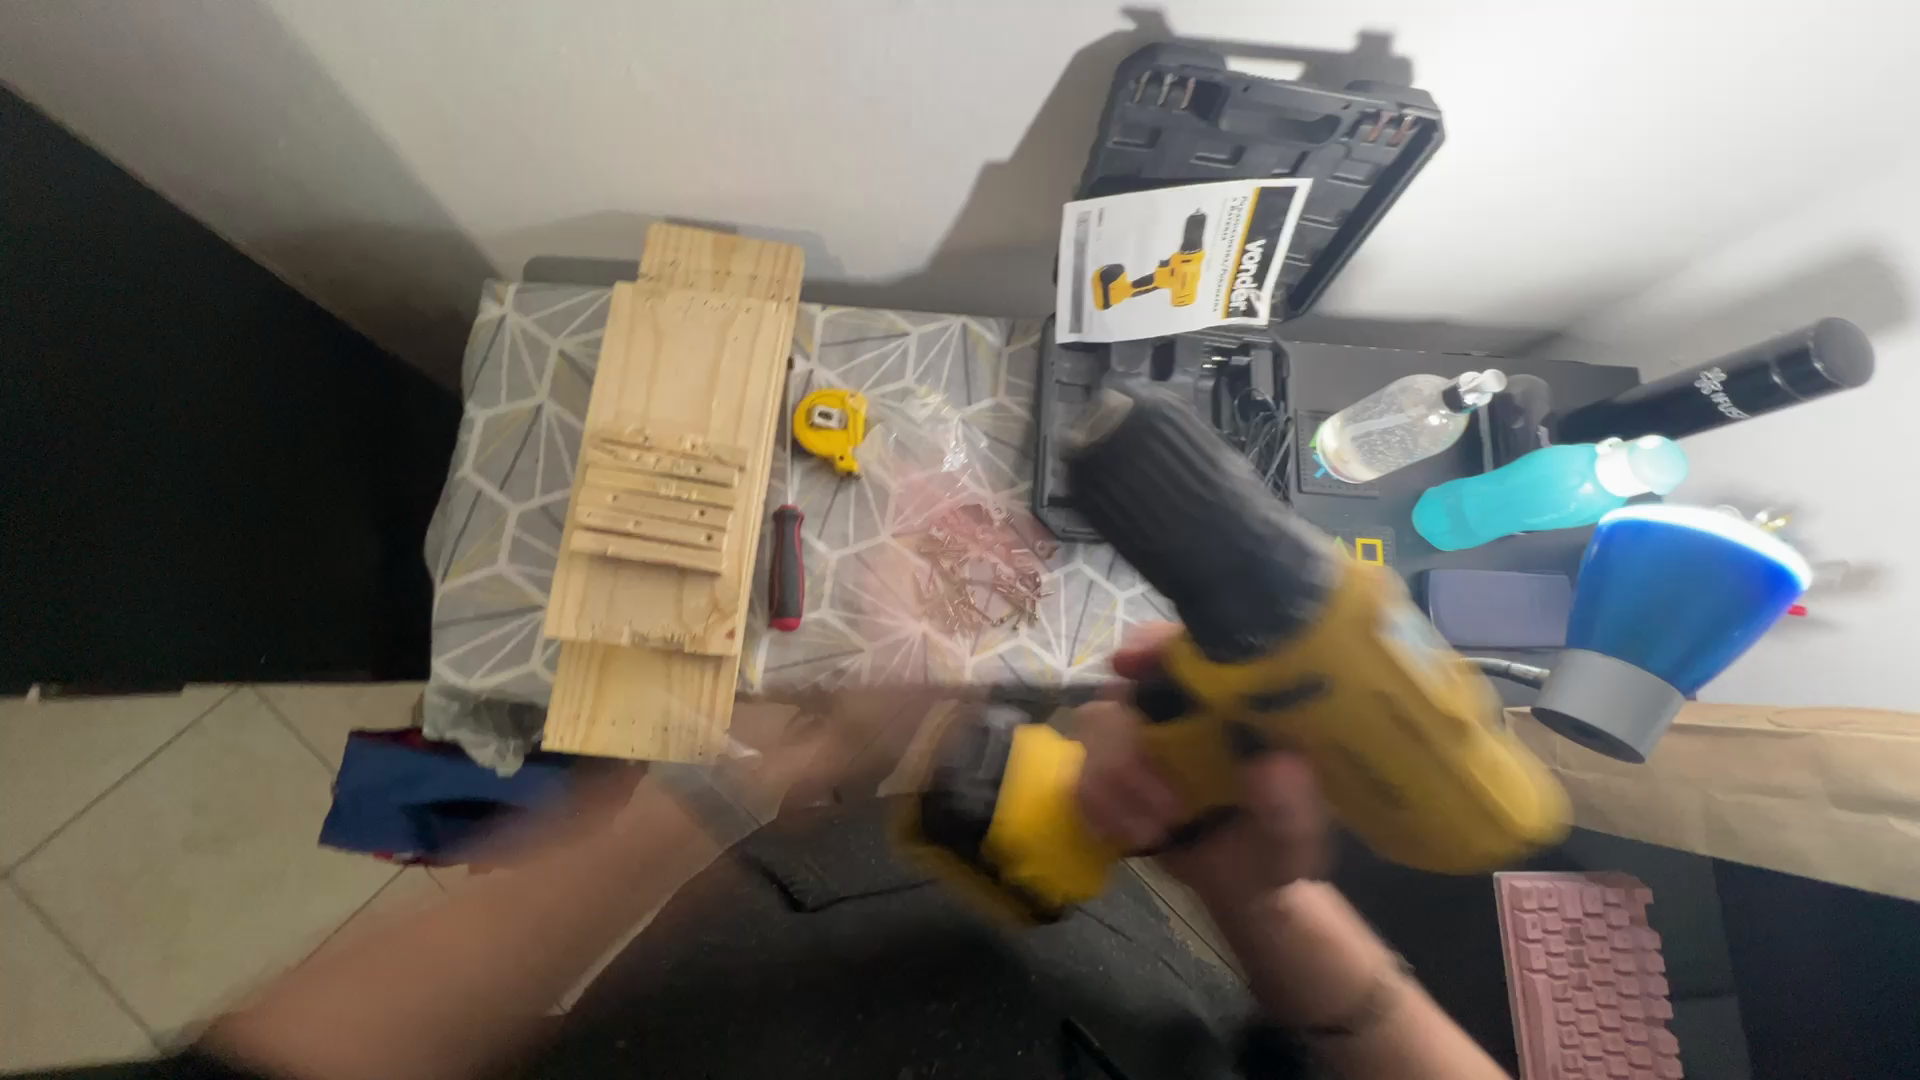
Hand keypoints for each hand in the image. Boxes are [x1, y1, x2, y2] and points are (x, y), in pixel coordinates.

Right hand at [1074, 624, 1327, 909]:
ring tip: (1158, 827)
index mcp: (1221, 701)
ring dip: (1115, 782)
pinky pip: (1078, 774)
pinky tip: (1134, 835)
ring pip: (1094, 729)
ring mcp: (1136, 739)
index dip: (1150, 645)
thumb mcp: (1295, 832)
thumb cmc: (1276, 844)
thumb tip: (1275, 763)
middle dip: (1127, 746)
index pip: (1181, 648)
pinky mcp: (1108, 774)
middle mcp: (1172, 707)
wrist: (1243, 889)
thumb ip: (1289, 804)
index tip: (1129, 664)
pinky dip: (1101, 807)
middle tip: (1166, 802)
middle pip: (1121, 689)